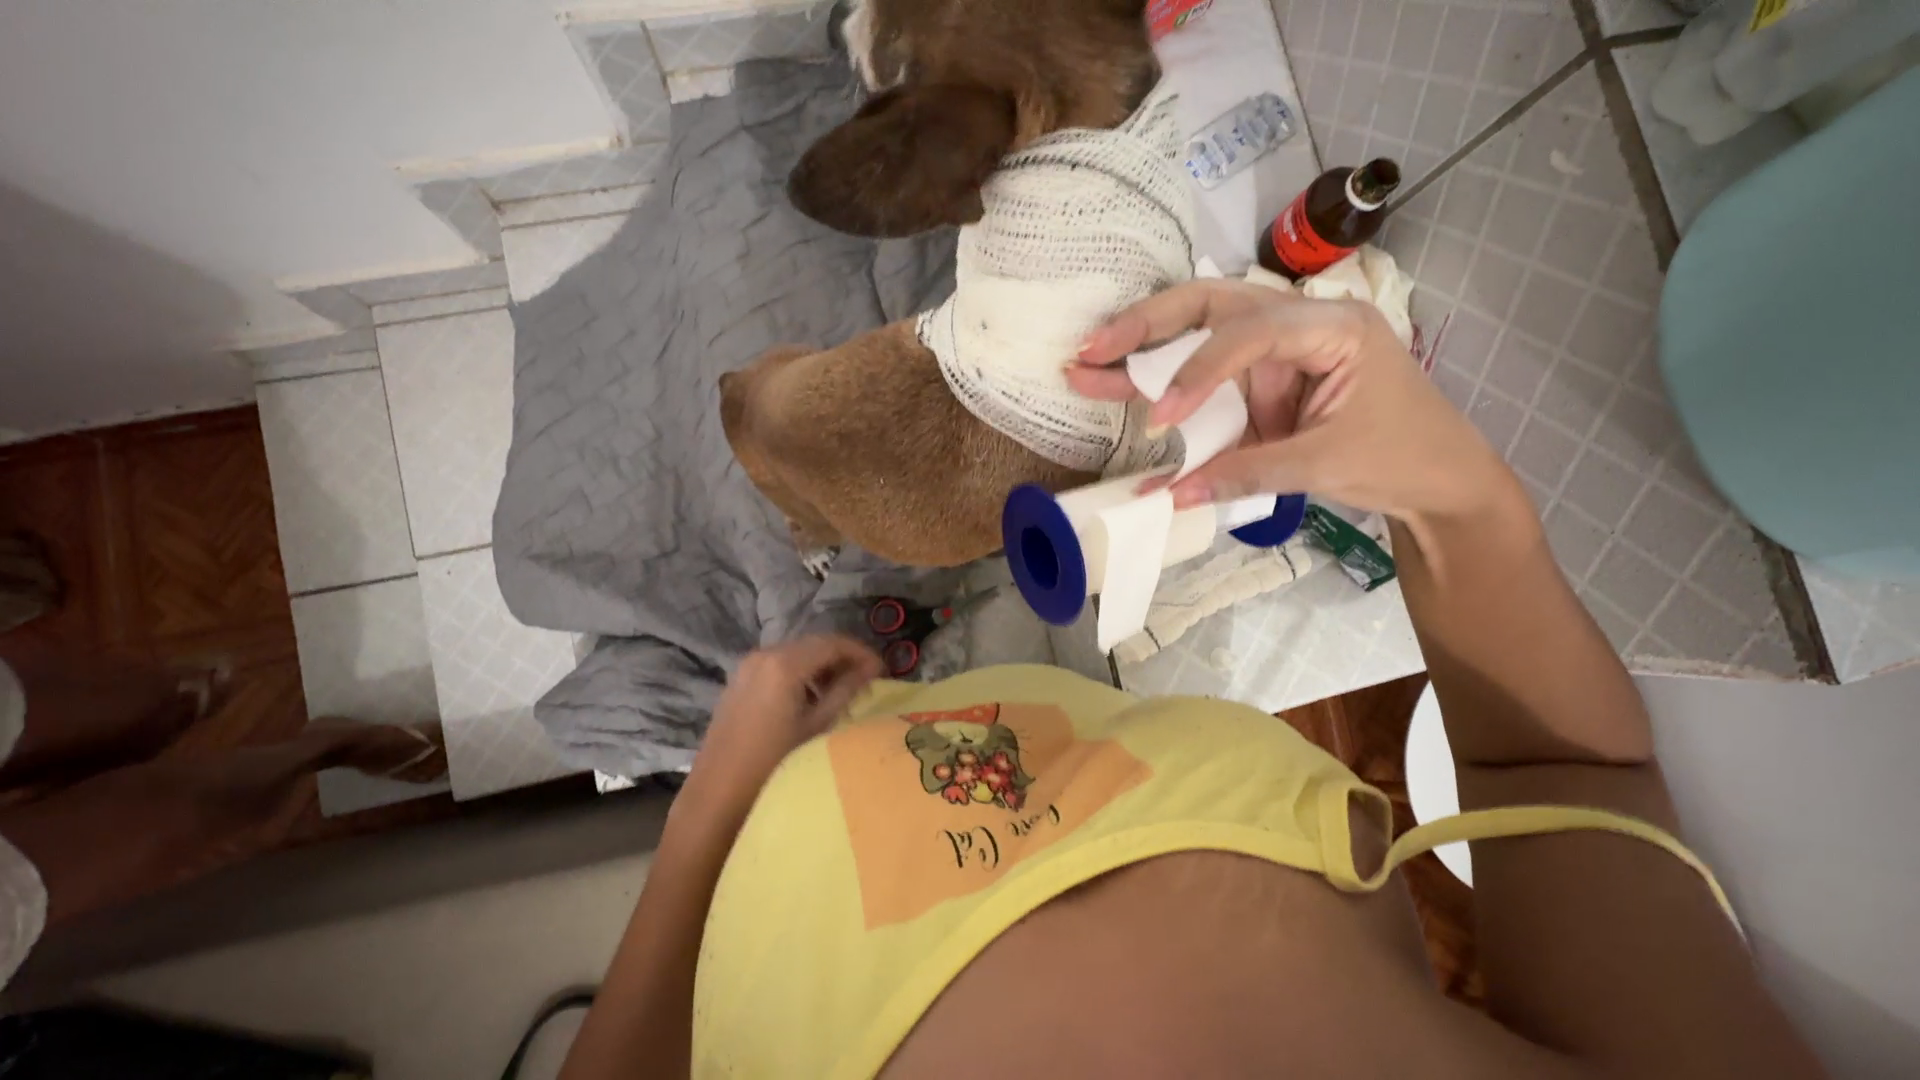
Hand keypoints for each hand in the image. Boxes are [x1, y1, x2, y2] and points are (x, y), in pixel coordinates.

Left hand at [691, 636, 883, 800]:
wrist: (718, 795)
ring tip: (843, 690)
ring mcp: (747, 666)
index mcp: (784, 664)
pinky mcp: (739, 681)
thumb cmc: (773, 764)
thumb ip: (845, 691)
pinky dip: (800, 673)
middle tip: (867, 679)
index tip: (882, 671)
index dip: (861, 653)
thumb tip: (870, 669)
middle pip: (813, 644)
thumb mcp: (817, 727)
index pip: (833, 643)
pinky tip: (812, 698)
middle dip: (842, 657)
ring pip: (795, 653)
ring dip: (821, 665)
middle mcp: (764, 654)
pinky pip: (777, 665)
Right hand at [1069, 281, 1518, 527]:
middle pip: (1212, 304)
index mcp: (1332, 326)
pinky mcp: (1263, 383)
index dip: (1198, 371)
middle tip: (1092, 346)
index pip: (1250, 332)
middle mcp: (1298, 324)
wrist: (1442, 482)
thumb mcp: (1325, 464)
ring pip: (1199, 334)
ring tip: (1085, 365)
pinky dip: (1166, 387)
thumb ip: (1245, 473)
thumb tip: (1169, 495)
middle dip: (1148, 325)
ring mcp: (1277, 352)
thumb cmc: (1404, 458)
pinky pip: (1208, 380)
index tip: (1163, 420)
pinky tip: (1119, 387)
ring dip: (1142, 351)